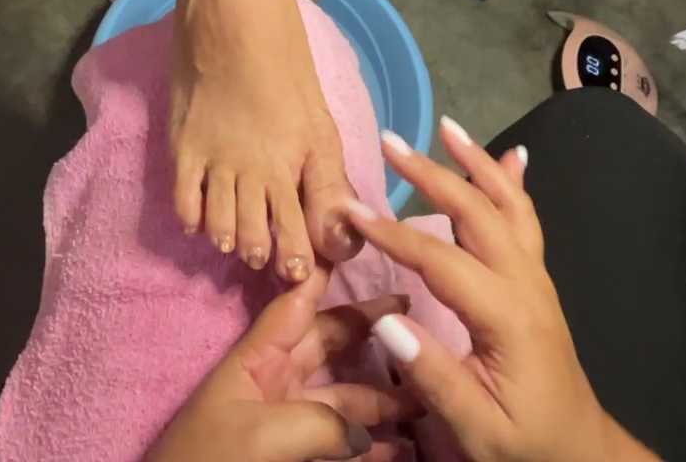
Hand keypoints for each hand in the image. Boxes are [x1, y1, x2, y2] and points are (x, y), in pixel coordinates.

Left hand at [146, 269, 419, 461]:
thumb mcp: (261, 435)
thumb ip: (319, 420)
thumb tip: (365, 430)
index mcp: (259, 359)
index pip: (297, 303)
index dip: (326, 273)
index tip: (360, 245)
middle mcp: (277, 382)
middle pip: (330, 344)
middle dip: (370, 329)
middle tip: (415, 313)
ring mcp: (289, 422)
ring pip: (345, 396)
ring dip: (383, 394)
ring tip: (426, 388)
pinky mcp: (299, 457)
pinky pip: (344, 444)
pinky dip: (374, 443)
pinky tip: (405, 444)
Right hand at [168, 0, 361, 279]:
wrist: (234, 8)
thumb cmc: (286, 56)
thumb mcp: (319, 118)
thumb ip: (328, 181)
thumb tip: (341, 240)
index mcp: (296, 165)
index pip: (302, 239)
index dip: (304, 264)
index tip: (303, 272)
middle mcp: (254, 172)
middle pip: (258, 240)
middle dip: (268, 258)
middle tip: (270, 260)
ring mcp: (214, 160)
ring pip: (221, 228)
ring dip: (232, 240)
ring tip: (238, 241)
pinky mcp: (181, 144)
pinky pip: (183, 203)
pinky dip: (194, 219)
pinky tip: (203, 217)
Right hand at [344, 120, 657, 461]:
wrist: (584, 453)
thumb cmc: (527, 444)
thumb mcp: (478, 430)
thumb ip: (433, 376)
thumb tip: (387, 320)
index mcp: (507, 317)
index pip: (441, 260)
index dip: (393, 233)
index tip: (351, 210)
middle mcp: (526, 283)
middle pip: (476, 212)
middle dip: (430, 173)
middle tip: (390, 142)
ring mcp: (535, 275)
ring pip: (507, 204)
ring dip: (475, 162)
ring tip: (448, 127)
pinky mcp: (536, 277)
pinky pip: (525, 218)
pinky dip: (513, 181)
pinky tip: (512, 154)